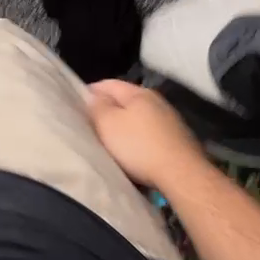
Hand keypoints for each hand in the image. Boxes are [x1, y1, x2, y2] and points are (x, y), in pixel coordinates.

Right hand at [86, 79, 208, 187]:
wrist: (182, 175)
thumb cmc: (139, 146)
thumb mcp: (108, 124)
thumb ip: (97, 106)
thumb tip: (93, 96)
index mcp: (139, 93)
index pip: (108, 84)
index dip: (90, 91)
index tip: (77, 104)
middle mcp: (158, 101)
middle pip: (126, 101)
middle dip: (109, 110)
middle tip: (92, 124)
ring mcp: (171, 121)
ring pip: (140, 118)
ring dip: (126, 126)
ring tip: (112, 140)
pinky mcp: (180, 141)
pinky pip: (152, 134)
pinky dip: (140, 139)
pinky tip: (135, 153)